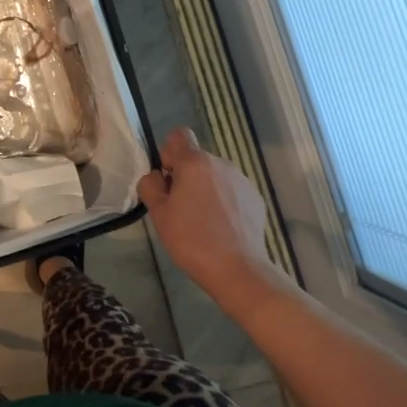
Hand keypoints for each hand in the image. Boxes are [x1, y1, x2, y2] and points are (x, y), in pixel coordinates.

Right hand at [138, 128, 282, 299]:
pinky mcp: (256, 198)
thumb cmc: (192, 239)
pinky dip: (224, 201)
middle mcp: (221, 163)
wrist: (238, 270)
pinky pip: (232, 190)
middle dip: (186, 175)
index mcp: (195, 162)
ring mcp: (242, 180)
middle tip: (181, 207)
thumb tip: (158, 177)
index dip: (169, 153)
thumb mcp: (158, 213)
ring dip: (206, 188)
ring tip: (203, 220)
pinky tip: (222, 227)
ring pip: (214, 175)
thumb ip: (150, 185)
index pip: (178, 136)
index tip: (168, 180)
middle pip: (196, 158)